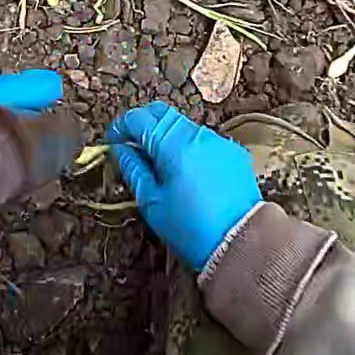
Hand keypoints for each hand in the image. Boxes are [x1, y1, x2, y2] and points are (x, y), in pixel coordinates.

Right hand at [107, 102, 262, 271]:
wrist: (241, 241)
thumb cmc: (191, 228)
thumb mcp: (152, 202)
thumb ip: (134, 169)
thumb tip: (121, 150)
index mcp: (173, 144)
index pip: (139, 117)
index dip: (121, 126)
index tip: (113, 140)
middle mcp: (197, 134)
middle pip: (162, 113)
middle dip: (143, 124)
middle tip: (132, 147)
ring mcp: (217, 140)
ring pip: (183, 125)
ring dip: (167, 136)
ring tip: (159, 164)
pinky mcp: (232, 150)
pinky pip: (204, 139)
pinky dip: (189, 147)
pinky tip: (187, 171)